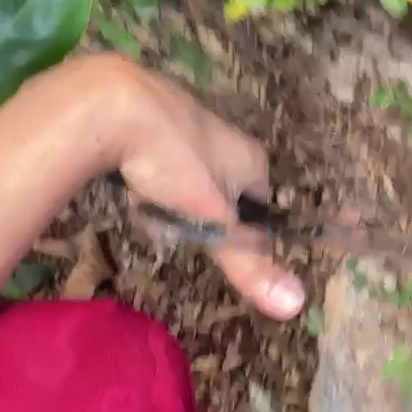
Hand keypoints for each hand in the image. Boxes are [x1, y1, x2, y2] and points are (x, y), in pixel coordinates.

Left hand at [65, 54, 305, 319]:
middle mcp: (228, 136)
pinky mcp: (152, 114)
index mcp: (252, 158)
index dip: (233, 231)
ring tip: (141, 198)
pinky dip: (142, 172)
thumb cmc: (175, 165)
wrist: (115, 107)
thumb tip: (297, 305)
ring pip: (185, 178)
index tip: (207, 240)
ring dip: (165, 196)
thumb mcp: (214, 222)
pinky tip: (123, 176)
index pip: (257, 207)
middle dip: (192, 214)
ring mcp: (190, 121)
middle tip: (167, 219)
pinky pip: (155, 156)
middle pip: (218, 195)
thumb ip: (249, 263)